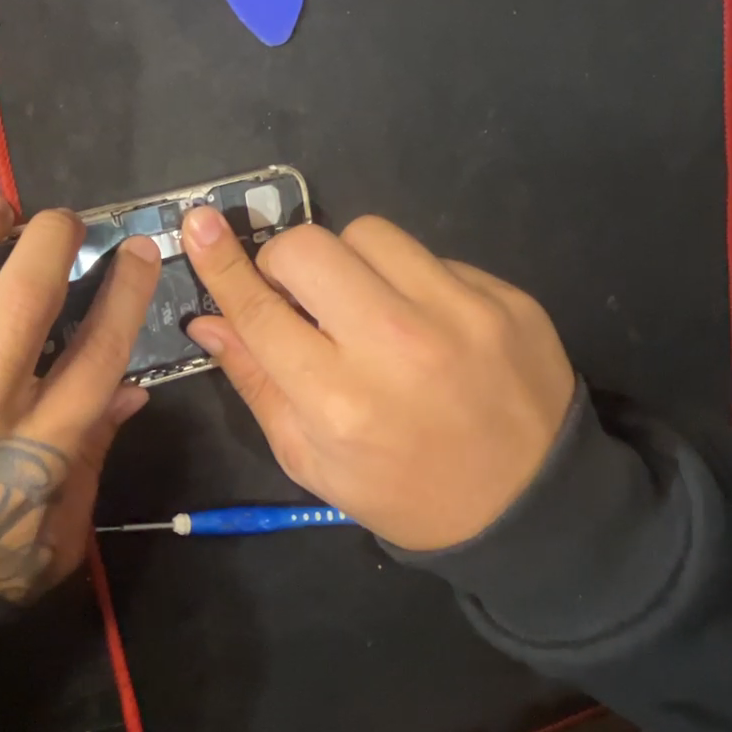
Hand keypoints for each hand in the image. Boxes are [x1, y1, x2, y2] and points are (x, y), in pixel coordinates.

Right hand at [182, 208, 574, 550]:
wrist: (533, 508)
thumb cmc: (402, 492)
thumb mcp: (311, 461)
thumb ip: (257, 383)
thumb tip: (209, 322)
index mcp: (338, 400)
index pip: (260, 310)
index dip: (222, 263)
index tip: (198, 223)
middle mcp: (395, 346)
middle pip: (308, 248)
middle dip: (285, 261)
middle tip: (297, 294)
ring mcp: (459, 314)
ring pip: (368, 233)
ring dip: (347, 262)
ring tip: (365, 306)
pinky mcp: (505, 298)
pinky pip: (428, 255)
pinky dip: (406, 279)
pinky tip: (423, 324)